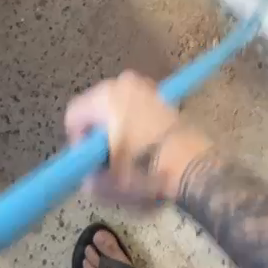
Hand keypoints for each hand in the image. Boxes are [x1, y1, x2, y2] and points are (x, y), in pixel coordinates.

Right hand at [65, 71, 216, 205]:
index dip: (77, 142)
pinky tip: (146, 146)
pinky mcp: (163, 96)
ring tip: (129, 155)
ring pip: (119, 107)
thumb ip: (90, 179)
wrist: (193, 164)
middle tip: (107, 161)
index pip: (74, 115)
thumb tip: (89, 177)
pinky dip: (137, 124)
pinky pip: (139, 108)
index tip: (88, 163)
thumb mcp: (110, 183)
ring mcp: (146, 86)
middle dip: (98, 133)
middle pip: (96, 108)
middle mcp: (123, 83)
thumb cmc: (146, 169)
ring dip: (118, 128)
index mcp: (105, 97)